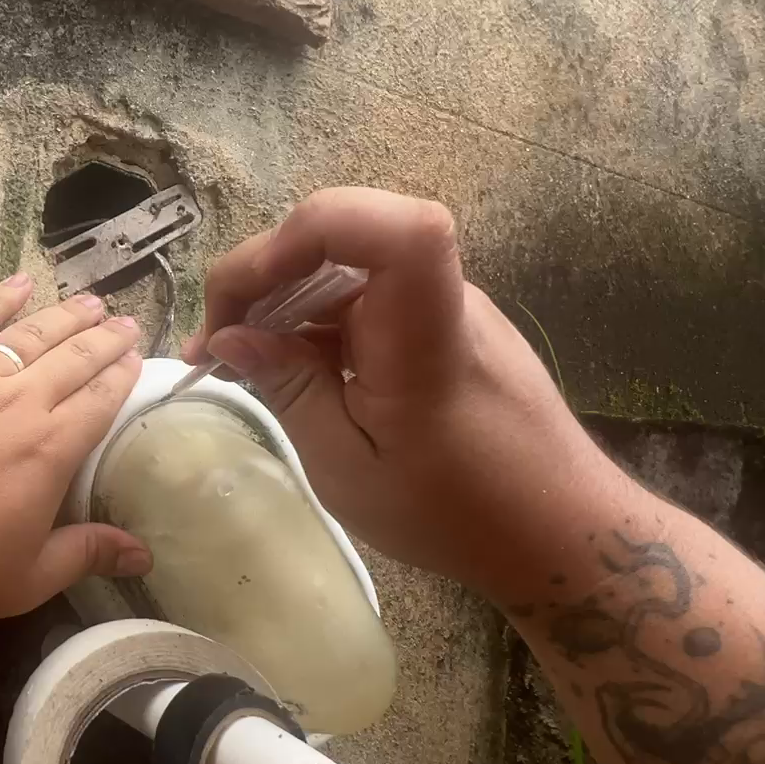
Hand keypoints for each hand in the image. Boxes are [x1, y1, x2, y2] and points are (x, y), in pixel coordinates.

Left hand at [0, 275, 150, 623]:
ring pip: (27, 334)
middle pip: (72, 359)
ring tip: (88, 301)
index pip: (99, 400)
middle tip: (126, 323)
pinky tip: (17, 283)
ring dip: (63, 315)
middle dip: (104, 339)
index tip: (138, 359)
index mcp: (48, 449)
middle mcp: (15, 401)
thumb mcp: (26, 577)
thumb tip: (144, 553)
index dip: (122, 377)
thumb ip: (86, 554)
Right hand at [182, 188, 627, 597]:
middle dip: (256, 278)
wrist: (554, 534)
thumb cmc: (453, 513)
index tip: (244, 302)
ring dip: (271, 300)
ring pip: (335, 264)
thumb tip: (228, 337)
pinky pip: (352, 297)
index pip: (392, 230)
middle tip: (209, 346)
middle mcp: (437, 298)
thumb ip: (289, 390)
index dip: (303, 237)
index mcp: (426, 337)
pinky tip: (275, 364)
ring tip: (227, 359)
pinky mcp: (427, 322)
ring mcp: (433, 304)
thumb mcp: (347, 467)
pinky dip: (301, 320)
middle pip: (336, 235)